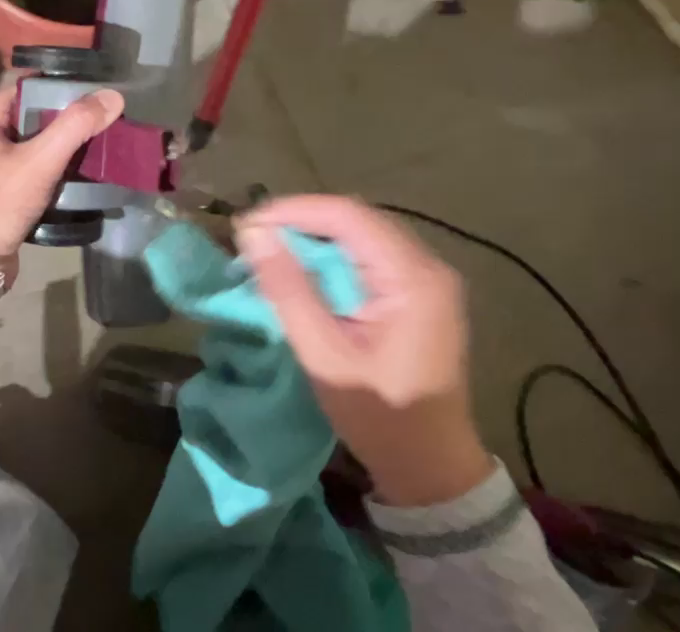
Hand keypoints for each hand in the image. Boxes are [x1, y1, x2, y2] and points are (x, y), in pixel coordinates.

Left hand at [0, 84, 124, 258]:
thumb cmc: (0, 202)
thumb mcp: (40, 159)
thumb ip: (74, 127)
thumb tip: (111, 97)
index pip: (18, 92)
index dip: (48, 85)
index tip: (82, 86)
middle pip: (29, 122)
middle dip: (61, 119)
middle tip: (97, 117)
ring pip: (33, 153)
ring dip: (60, 150)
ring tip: (97, 145)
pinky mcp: (5, 202)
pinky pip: (34, 179)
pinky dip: (56, 176)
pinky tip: (81, 179)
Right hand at [237, 196, 491, 506]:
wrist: (432, 468)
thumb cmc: (379, 416)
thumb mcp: (325, 356)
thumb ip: (289, 291)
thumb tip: (254, 235)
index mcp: (413, 278)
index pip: (348, 215)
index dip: (293, 211)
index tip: (247, 227)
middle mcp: (428, 266)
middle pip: (357, 218)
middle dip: (301, 221)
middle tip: (253, 239)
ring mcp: (428, 280)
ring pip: (363, 233)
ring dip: (315, 235)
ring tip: (270, 250)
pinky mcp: (420, 294)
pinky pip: (371, 255)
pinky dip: (333, 255)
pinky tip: (304, 269)